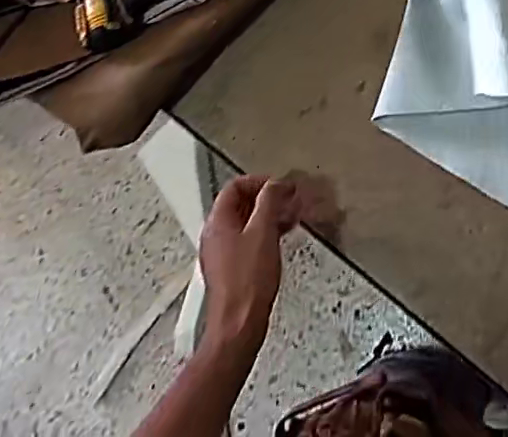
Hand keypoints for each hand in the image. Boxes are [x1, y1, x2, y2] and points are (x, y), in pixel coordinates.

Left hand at [198, 174, 295, 344]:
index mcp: (218, 223)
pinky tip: (282, 236)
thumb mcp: (264, 231)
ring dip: (269, 214)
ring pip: (247, 221)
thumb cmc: (248, 282)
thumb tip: (276, 184)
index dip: (259, 181)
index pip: (235, 187)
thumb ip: (270, 201)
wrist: (239, 324)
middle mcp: (216, 236)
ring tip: (291, 215)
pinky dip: (267, 231)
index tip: (280, 186)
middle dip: (267, 197)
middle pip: (240, 203)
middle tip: (288, 199)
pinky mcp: (233, 268)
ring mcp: (223, 253)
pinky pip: (250, 239)